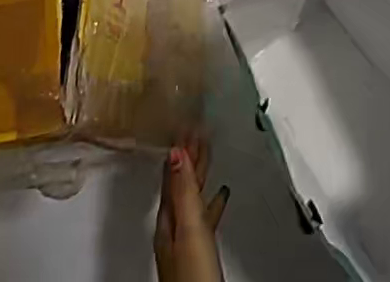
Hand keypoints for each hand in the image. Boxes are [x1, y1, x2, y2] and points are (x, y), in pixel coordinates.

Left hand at [154, 132, 229, 281]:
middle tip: (197, 130)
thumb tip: (175, 151)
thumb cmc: (194, 276)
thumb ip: (184, 189)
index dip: (181, 148)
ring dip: (199, 173)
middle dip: (189, 156)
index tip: (188, 124)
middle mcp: (173, 226)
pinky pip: (205, 213)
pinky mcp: (200, 250)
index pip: (173, 174)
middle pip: (180, 183)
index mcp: (169, 219)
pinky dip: (211, 200)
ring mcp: (186, 238)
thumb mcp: (190, 227)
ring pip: (192, 196)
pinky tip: (220, 196)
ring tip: (206, 152)